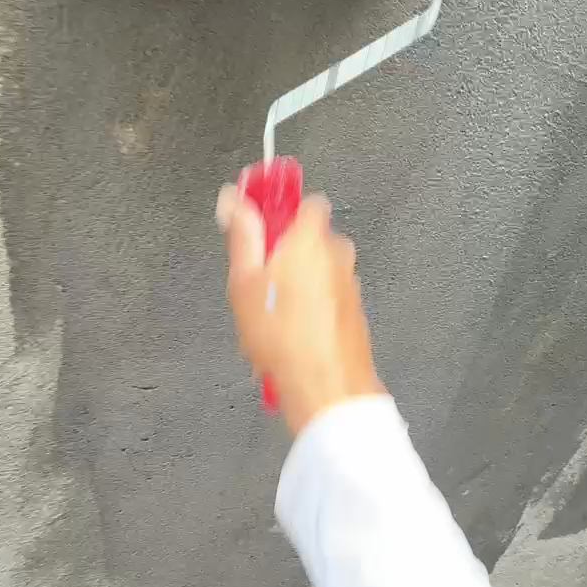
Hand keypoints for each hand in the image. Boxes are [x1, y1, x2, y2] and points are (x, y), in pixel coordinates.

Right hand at [216, 183, 385, 436]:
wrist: (326, 387)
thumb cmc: (287, 339)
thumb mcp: (245, 281)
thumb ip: (242, 233)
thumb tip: (234, 201)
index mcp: (310, 237)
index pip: (303, 199)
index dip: (279, 204)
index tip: (257, 212)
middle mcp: (337, 254)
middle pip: (307, 234)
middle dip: (282, 249)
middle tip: (255, 273)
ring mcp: (348, 282)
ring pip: (316, 266)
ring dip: (294, 279)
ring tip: (268, 310)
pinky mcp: (352, 309)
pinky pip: (325, 292)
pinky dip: (308, 302)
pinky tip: (287, 327)